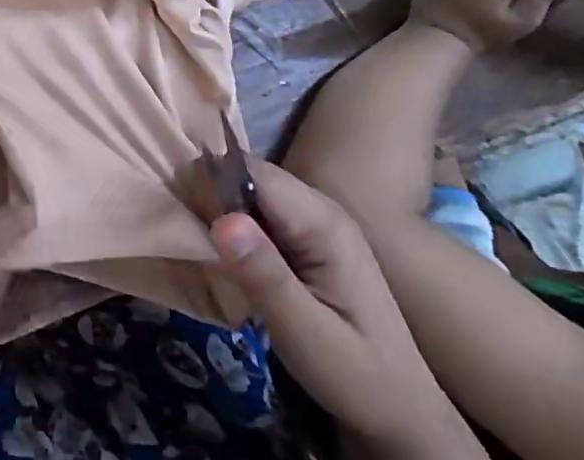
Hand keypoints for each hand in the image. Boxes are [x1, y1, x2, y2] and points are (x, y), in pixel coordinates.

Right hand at [211, 163, 485, 458]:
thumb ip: (264, 274)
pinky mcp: (308, 237)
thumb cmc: (355, 375)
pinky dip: (235, 222)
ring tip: (197, 239)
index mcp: (323, 223)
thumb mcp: (305, 333)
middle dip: (213, 192)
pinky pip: (261, 211)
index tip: (183, 213)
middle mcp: (321, 208)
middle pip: (252, 175)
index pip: (255, 174)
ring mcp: (316, 221)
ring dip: (221, 206)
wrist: (401, 410)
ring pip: (253, 190)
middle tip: (186, 231)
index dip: (214, 183)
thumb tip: (221, 220)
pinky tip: (222, 251)